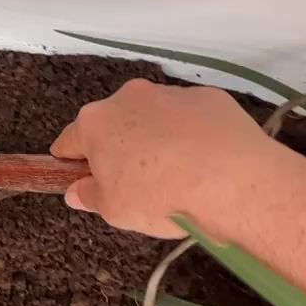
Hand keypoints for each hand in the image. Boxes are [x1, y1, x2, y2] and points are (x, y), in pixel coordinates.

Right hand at [50, 78, 292, 238]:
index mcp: (95, 123)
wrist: (236, 183)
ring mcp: (170, 94)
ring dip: (156, 137)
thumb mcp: (114, 210)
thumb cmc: (161, 197)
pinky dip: (193, 133)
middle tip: (133, 180)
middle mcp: (127, 99)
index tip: (79, 177)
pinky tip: (207, 160)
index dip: (71, 161)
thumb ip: (90, 196)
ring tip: (179, 172)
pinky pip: (192, 116)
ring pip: (153, 116)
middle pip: (113, 123)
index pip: (69, 140)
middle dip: (117, 146)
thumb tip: (77, 192)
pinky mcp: (209, 98)